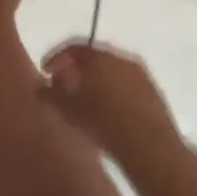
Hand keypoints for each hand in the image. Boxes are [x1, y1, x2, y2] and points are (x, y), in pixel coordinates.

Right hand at [41, 41, 178, 159]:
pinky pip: (127, 86)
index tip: (45, 71)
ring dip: (97, 82)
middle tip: (64, 87)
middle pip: (94, 58)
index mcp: (100, 57)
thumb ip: (50, 95)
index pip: (73, 47)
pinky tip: (109, 114)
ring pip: (112, 72)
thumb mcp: (68, 111)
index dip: (56, 57)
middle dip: (77, 70)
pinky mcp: (154, 93)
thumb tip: (42, 86)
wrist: (151, 148)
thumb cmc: (104, 124)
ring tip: (86, 103)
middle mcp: (122, 58)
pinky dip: (114, 93)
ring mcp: (141, 74)